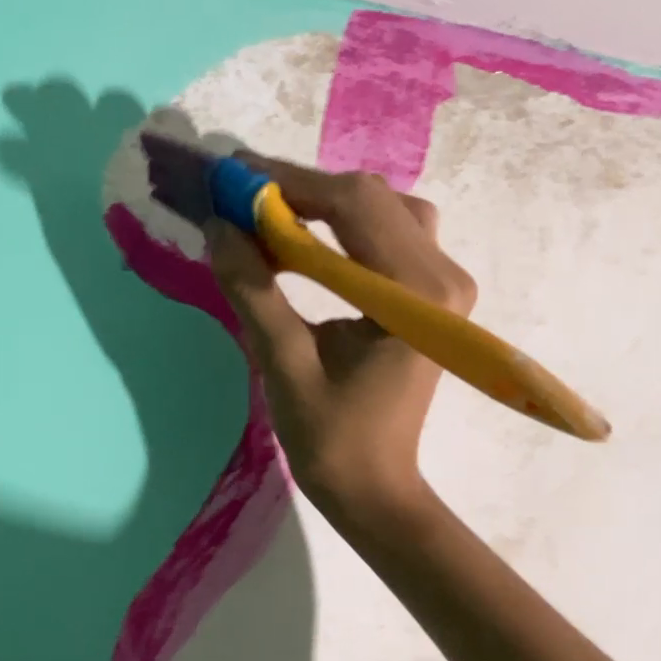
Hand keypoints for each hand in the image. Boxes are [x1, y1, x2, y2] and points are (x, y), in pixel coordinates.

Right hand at [207, 162, 475, 511]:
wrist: (372, 486)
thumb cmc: (329, 437)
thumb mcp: (281, 362)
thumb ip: (252, 289)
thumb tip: (219, 227)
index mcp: (415, 292)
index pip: (353, 205)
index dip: (287, 182)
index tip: (229, 175)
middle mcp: (441, 274)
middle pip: (370, 197)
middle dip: (298, 188)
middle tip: (236, 194)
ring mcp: (441, 282)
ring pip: (381, 208)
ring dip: (321, 204)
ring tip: (265, 217)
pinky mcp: (428, 292)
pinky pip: (384, 233)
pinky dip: (338, 226)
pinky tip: (299, 241)